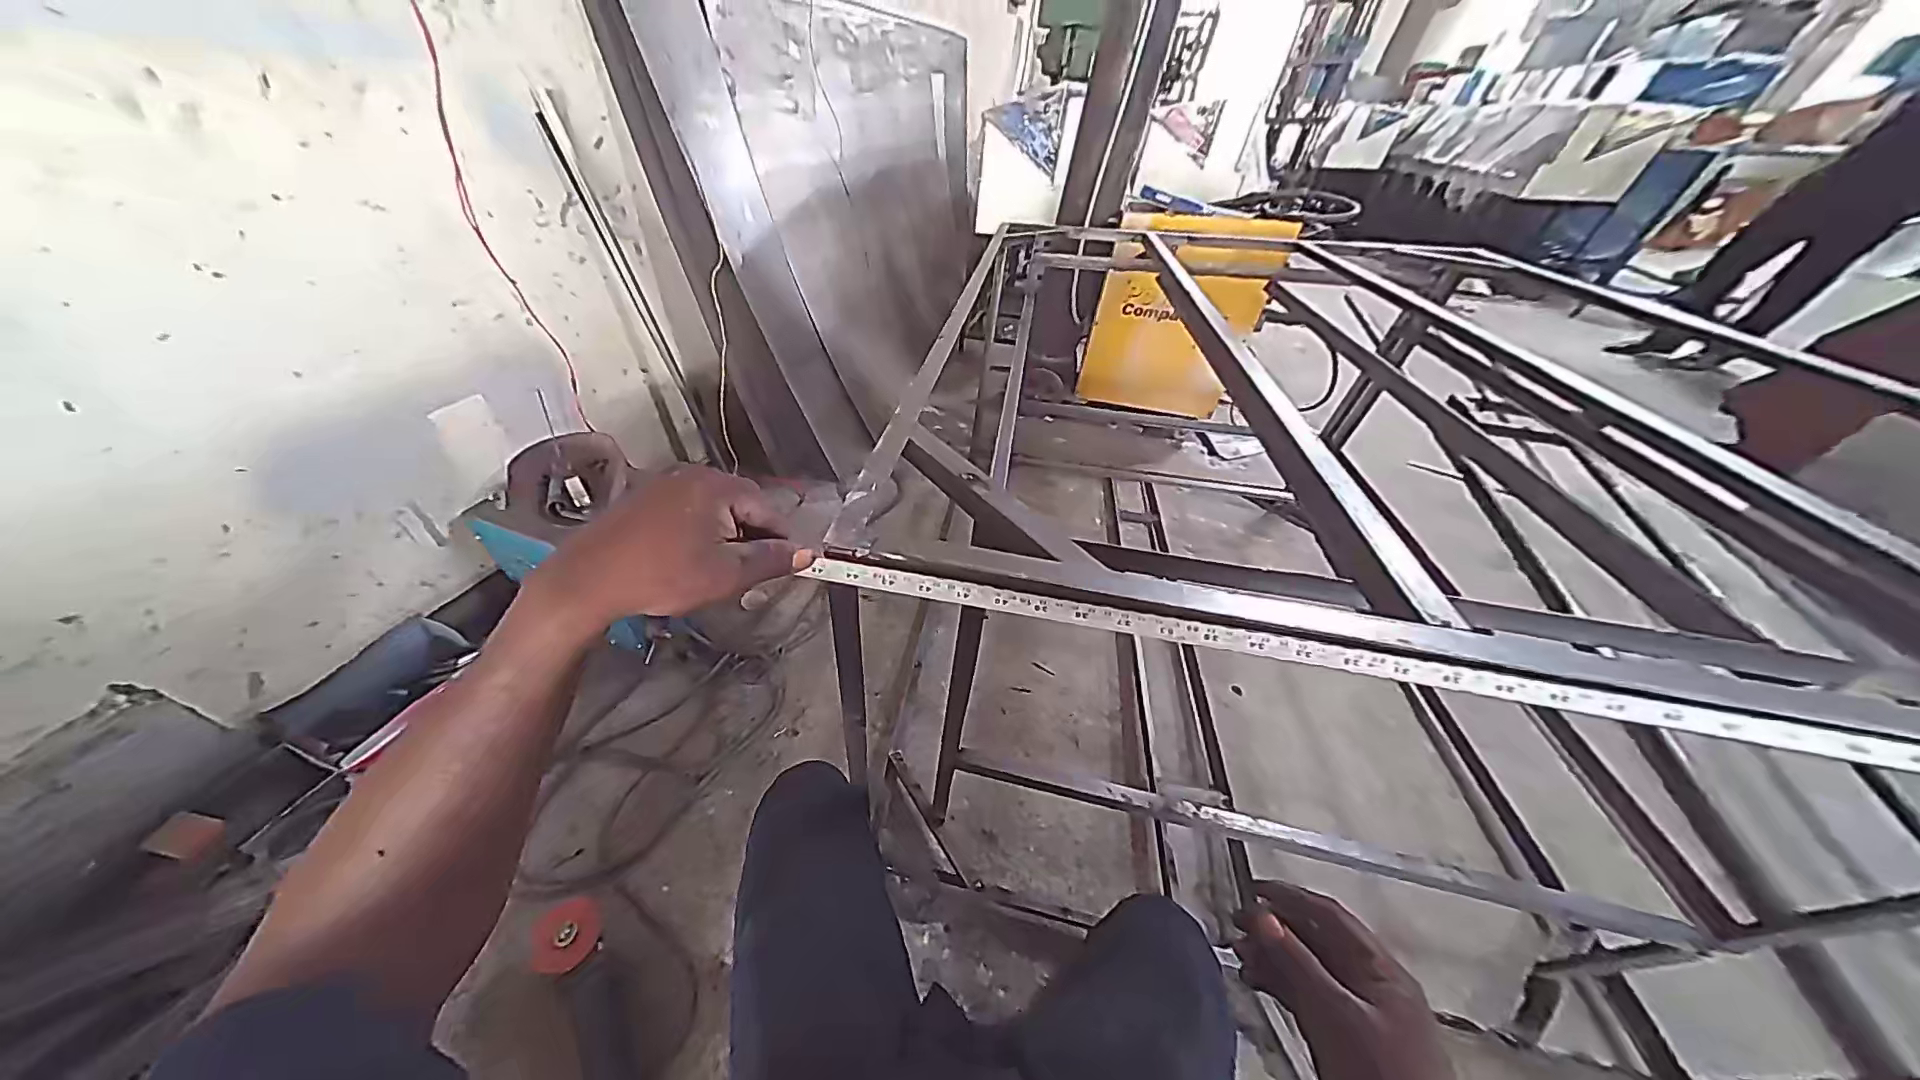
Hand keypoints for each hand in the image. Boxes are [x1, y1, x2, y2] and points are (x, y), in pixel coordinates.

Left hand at [523, 465, 814, 633]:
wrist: (587, 581)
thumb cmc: (659, 576)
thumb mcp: (726, 575)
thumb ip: (771, 560)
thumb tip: (805, 553)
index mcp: (718, 487)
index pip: (769, 510)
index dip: (780, 541)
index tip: (782, 566)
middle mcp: (692, 475)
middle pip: (742, 505)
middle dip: (750, 538)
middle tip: (746, 573)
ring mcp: (665, 483)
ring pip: (715, 510)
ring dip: (724, 537)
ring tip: (714, 570)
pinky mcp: (644, 498)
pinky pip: (688, 510)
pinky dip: (697, 532)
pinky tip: (686, 560)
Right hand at [1233, 881, 1453, 1079]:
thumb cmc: (1383, 1077)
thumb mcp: (1334, 1014)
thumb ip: (1297, 962)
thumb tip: (1262, 916)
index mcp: (1382, 972)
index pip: (1330, 916)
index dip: (1290, 896)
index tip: (1253, 889)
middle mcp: (1373, 987)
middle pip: (1319, 941)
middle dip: (1276, 927)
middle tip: (1239, 921)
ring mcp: (1363, 1016)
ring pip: (1310, 969)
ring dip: (1273, 956)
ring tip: (1241, 952)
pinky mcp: (1349, 1041)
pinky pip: (1308, 997)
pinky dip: (1280, 984)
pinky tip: (1258, 981)